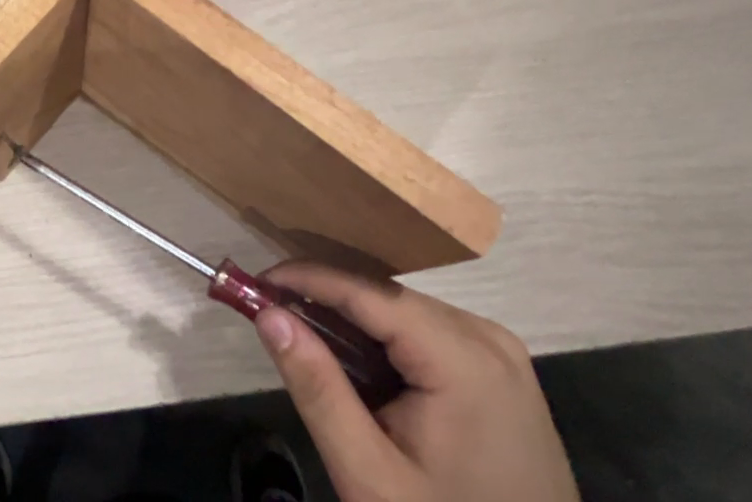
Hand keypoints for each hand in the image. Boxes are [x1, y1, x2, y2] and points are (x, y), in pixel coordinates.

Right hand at [253, 263, 578, 501]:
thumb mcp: (369, 472)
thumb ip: (317, 388)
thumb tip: (267, 314)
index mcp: (464, 358)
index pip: (369, 291)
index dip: (306, 278)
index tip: (251, 281)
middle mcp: (488, 338)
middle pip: (387, 298)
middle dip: (324, 300)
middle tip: (267, 314)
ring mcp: (500, 353)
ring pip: (404, 312)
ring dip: (350, 320)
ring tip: (302, 339)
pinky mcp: (501, 371)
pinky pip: (427, 333)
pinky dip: (383, 339)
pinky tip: (354, 364)